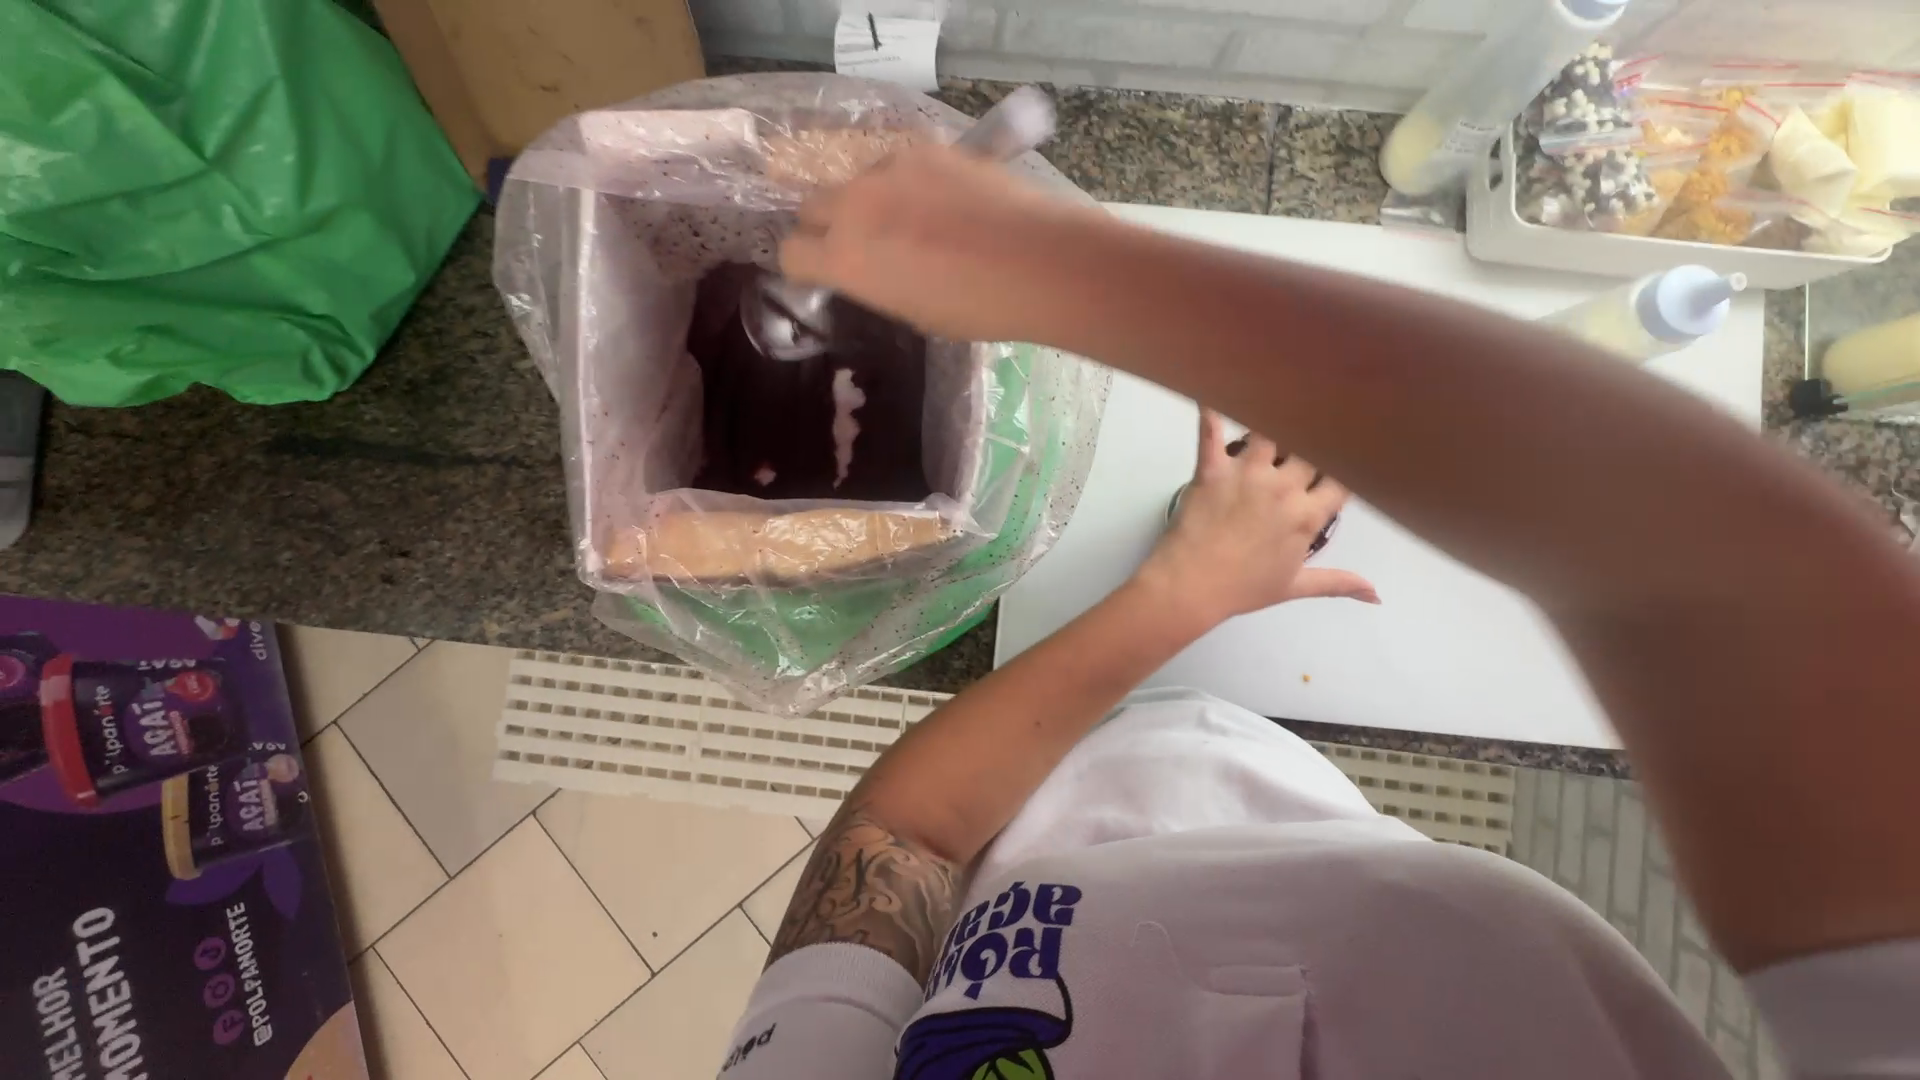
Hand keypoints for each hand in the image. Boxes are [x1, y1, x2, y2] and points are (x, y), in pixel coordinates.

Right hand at [778, 142, 1105, 342]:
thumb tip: (869, 269)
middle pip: (811, 207)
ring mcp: (889, 169)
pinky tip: (946, 205)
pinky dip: (908, 185)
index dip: (806, 266)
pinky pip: (899, 167)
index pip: (791, 252)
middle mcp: (854, 205)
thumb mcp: (911, 312)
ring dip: (869, 202)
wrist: (1037, 263)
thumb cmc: (974, 307)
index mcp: (843, 258)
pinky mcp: (927, 149)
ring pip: (856, 182)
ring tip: (914, 224)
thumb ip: (874, 283)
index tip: (824, 273)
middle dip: (826, 227)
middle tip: (863, 247)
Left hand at [1137, 410, 1377, 628]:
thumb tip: (1376, 595)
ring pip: (1271, 431)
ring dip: (1276, 415)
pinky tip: (1211, 382)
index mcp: (1307, 516)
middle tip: (1321, 412)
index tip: (1355, 445)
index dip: (1350, 460)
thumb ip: (1338, 582)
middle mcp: (1283, 489)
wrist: (1190, 588)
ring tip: (1281, 391)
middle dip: (1317, 433)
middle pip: (1312, 448)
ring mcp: (1246, 476)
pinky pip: (1211, 432)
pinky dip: (1210, 408)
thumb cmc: (1240, 588)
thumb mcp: (1293, 587)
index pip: (1343, 478)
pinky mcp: (1211, 470)